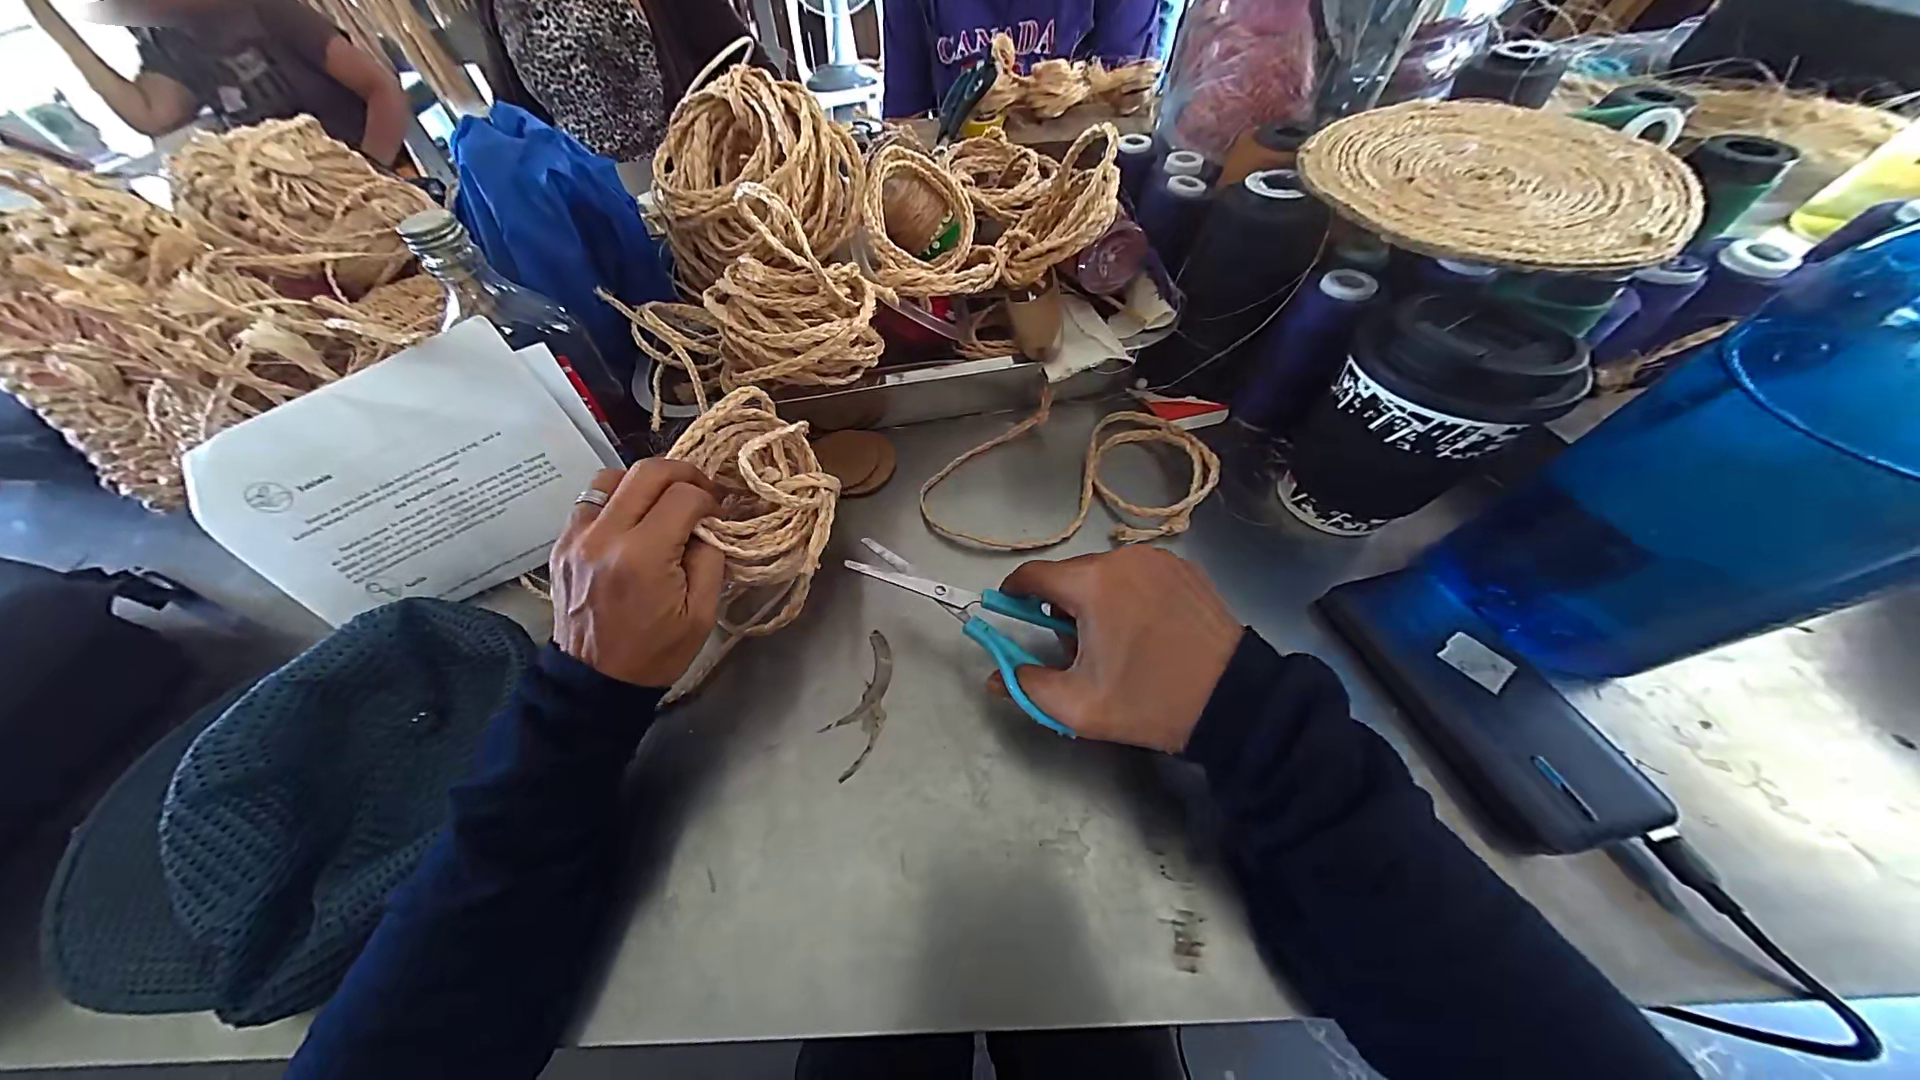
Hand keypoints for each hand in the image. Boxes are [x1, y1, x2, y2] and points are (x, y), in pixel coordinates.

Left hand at [550, 460, 724, 687]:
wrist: (596, 680)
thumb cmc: (657, 651)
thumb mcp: (703, 612)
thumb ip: (710, 558)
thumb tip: (708, 523)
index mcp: (643, 557)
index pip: (685, 496)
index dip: (710, 500)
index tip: (719, 515)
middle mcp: (605, 537)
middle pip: (648, 472)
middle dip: (685, 474)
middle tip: (702, 492)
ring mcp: (577, 537)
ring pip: (613, 476)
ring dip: (647, 482)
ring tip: (665, 502)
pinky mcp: (563, 543)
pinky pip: (590, 499)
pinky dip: (618, 498)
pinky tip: (635, 519)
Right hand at [999, 547, 1240, 751]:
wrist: (1237, 701)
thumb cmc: (1150, 701)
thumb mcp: (1079, 706)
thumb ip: (1025, 686)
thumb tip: (996, 675)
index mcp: (1092, 583)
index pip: (1032, 575)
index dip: (1014, 592)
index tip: (1011, 610)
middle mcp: (1123, 559)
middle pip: (1069, 576)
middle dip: (1060, 607)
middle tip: (1075, 649)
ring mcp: (1158, 559)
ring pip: (1103, 574)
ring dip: (1094, 600)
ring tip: (1116, 642)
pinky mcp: (1183, 567)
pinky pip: (1136, 574)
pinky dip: (1126, 594)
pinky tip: (1145, 628)